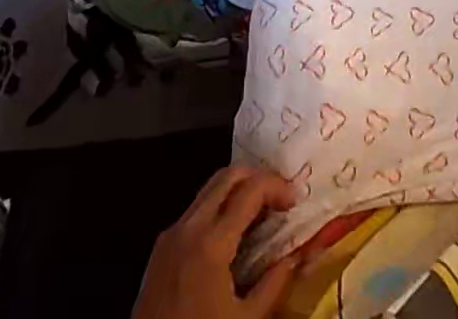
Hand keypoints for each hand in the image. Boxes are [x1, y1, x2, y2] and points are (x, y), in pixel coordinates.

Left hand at [129, 166, 299, 318]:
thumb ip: (274, 282)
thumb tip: (296, 256)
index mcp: (211, 243)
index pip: (251, 189)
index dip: (278, 186)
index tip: (295, 202)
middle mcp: (189, 227)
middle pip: (228, 175)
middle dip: (259, 178)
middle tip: (279, 199)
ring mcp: (171, 235)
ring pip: (210, 188)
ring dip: (239, 191)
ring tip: (260, 214)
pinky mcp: (161, 247)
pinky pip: (196, 209)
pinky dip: (220, 206)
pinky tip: (233, 234)